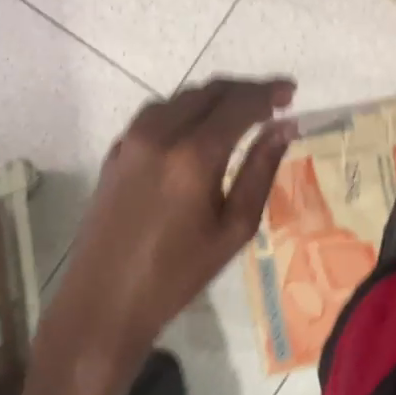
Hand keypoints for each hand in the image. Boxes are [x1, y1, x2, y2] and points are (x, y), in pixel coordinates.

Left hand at [56, 77, 298, 360]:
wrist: (102, 303)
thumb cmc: (177, 274)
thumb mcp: (234, 227)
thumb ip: (261, 169)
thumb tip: (285, 126)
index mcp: (194, 155)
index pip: (240, 103)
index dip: (270, 92)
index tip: (292, 93)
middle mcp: (160, 135)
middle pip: (211, 91)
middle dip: (246, 91)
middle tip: (274, 102)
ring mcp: (132, 140)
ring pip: (183, 97)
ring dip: (215, 98)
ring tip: (241, 114)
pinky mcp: (116, 152)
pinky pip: (157, 113)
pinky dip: (186, 110)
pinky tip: (198, 130)